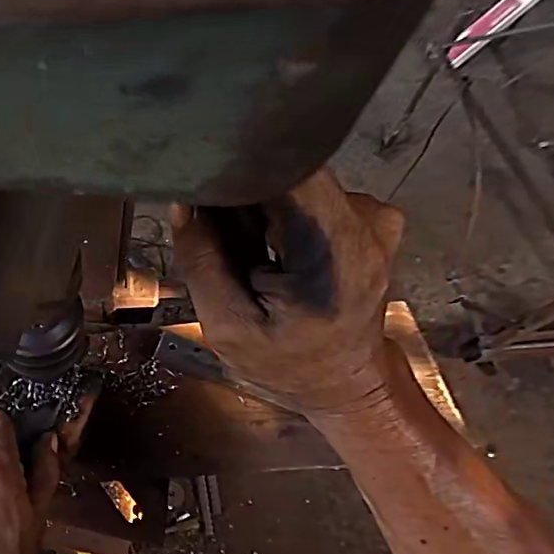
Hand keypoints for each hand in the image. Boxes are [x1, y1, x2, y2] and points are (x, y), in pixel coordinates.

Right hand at [172, 168, 404, 419]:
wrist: (342, 380)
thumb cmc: (287, 362)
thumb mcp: (225, 324)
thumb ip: (201, 261)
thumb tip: (181, 204)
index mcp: (335, 253)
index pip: (285, 173)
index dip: (237, 178)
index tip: (209, 199)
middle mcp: (366, 222)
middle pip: (285, 174)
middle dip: (242, 202)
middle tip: (230, 249)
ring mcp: (372, 214)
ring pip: (291, 182)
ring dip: (259, 212)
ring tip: (253, 259)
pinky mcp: (367, 214)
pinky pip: (306, 195)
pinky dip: (278, 217)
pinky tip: (273, 254)